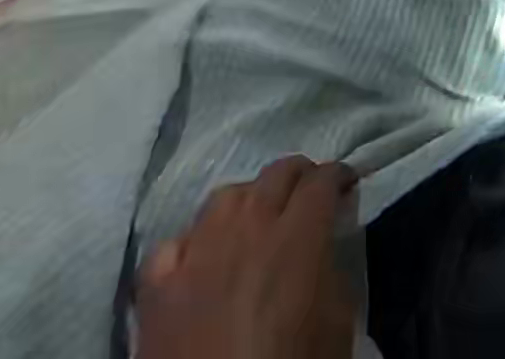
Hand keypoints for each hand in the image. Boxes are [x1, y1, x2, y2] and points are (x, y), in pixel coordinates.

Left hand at [136, 156, 357, 358]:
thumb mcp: (337, 331)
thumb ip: (333, 275)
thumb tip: (324, 248)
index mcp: (296, 238)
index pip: (321, 181)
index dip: (338, 175)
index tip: (346, 182)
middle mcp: (246, 229)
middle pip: (275, 174)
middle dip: (299, 174)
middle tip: (310, 190)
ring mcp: (196, 253)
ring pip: (225, 196)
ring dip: (249, 198)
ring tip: (258, 216)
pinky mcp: (157, 288)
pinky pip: (176, 243)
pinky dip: (193, 242)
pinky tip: (201, 257)